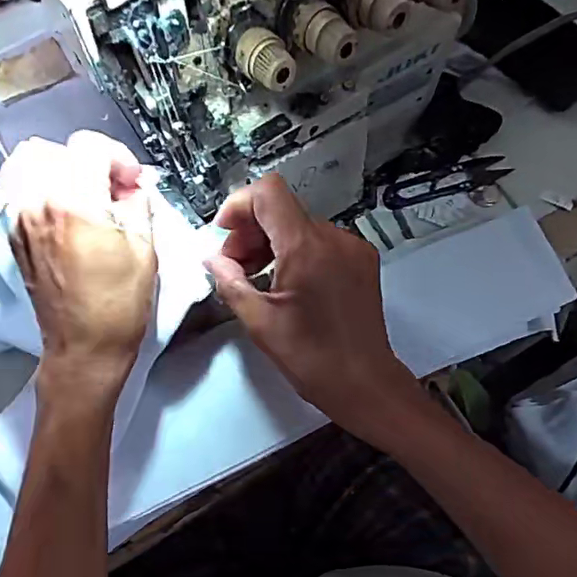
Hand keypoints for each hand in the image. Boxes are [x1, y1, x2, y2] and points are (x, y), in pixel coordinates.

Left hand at [6, 135, 157, 400]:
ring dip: (57, 168)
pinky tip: (65, 210)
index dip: (117, 157)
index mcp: (74, 206)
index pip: (88, 147)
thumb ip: (137, 204)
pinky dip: (40, 188)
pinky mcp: (14, 238)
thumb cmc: (117, 309)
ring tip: (81, 192)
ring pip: (24, 164)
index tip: (129, 181)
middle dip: (85, 159)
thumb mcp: (145, 249)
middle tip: (107, 185)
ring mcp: (20, 222)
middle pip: (51, 148)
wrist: (84, 349)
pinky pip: (17, 191)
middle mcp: (38, 206)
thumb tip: (132, 187)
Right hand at [204, 174, 426, 445]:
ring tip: (256, 278)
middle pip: (283, 210)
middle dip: (251, 231)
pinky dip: (295, 252)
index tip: (224, 232)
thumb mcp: (259, 321)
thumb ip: (230, 282)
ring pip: (300, 226)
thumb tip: (213, 259)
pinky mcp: (361, 261)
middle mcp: (334, 239)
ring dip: (271, 243)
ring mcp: (352, 248)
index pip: (269, 193)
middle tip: (233, 266)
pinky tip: (285, 283)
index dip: (239, 204)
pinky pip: (320, 242)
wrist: (364, 383)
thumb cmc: (312, 358)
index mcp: (306, 249)